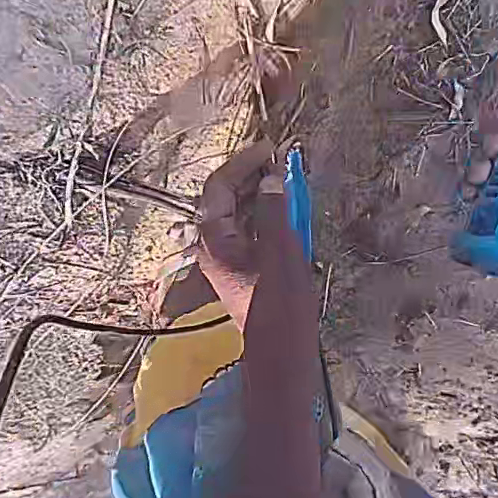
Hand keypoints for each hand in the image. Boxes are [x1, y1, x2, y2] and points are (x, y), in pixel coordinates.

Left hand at [193, 141, 287, 331]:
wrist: (281, 348)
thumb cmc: (279, 301)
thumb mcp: (280, 249)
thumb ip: (273, 210)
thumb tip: (271, 178)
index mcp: (213, 239)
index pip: (218, 187)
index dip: (242, 163)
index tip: (268, 149)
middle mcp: (213, 245)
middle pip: (225, 198)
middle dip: (251, 177)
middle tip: (279, 162)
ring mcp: (226, 257)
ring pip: (237, 213)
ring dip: (259, 194)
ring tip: (284, 180)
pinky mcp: (241, 266)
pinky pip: (248, 230)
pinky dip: (263, 214)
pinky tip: (283, 208)